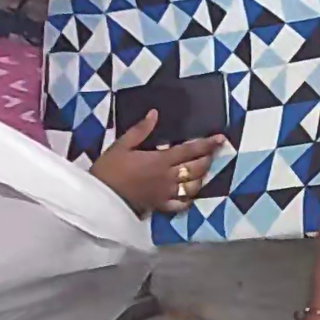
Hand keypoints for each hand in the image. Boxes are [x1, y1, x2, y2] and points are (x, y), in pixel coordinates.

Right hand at [89, 110, 225, 213]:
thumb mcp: (121, 146)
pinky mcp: (160, 206)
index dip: (208, 144)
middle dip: (208, 159)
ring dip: (202, 177)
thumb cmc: (108, 170)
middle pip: (197, 168)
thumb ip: (140, 130)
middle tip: (214, 152)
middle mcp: (168, 177)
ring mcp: (166, 193)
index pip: (190, 150)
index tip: (221, 138)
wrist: (98, 199)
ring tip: (204, 170)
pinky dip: (189, 199)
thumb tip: (154, 113)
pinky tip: (191, 193)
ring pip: (193, 186)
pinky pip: (181, 204)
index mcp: (160, 160)